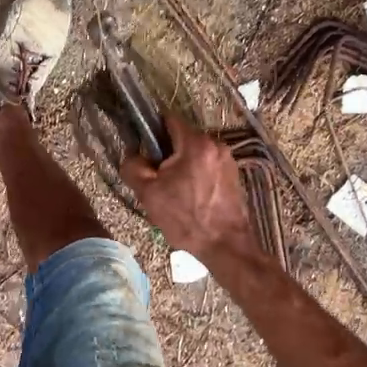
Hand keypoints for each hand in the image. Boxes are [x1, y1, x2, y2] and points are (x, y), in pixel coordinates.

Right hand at [121, 114, 252, 259]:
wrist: (226, 247)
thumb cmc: (186, 218)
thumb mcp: (148, 193)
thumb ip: (133, 166)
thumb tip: (133, 154)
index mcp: (196, 143)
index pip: (168, 119)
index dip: (151, 130)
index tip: (143, 149)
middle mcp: (216, 145)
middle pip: (182, 137)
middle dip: (166, 151)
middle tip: (156, 175)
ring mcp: (228, 160)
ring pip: (194, 152)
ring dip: (181, 164)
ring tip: (172, 189)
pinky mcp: (234, 176)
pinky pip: (207, 165)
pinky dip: (196, 173)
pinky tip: (189, 196)